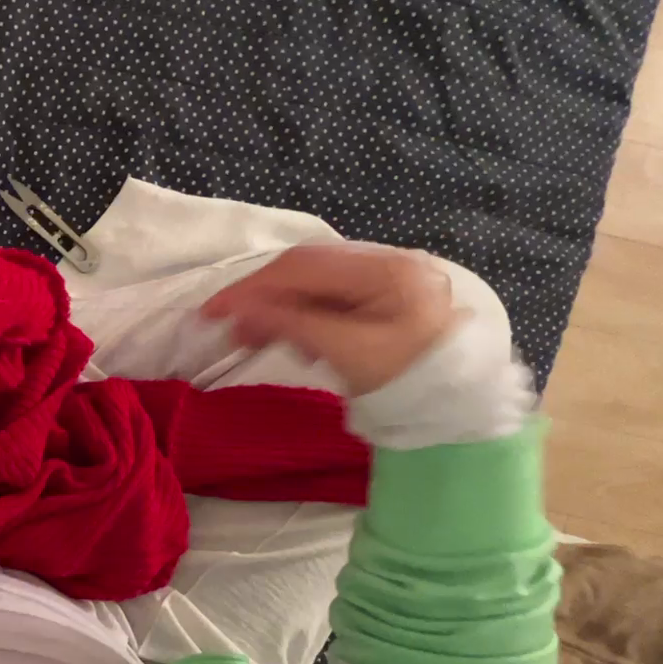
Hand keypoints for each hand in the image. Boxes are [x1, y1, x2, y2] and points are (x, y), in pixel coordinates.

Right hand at [200, 243, 456, 394]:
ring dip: (274, 308)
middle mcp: (385, 261)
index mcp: (385, 269)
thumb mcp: (346, 352)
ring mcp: (382, 277)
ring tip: (249, 339)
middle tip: (226, 329)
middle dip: (260, 297)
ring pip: (310, 282)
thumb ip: (292, 324)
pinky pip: (324, 296)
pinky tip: (287, 339)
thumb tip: (239, 308)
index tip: (210, 312)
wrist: (452, 402)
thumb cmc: (406, 379)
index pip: (302, 266)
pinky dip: (295, 315)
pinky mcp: (376, 296)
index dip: (251, 286)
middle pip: (304, 268)